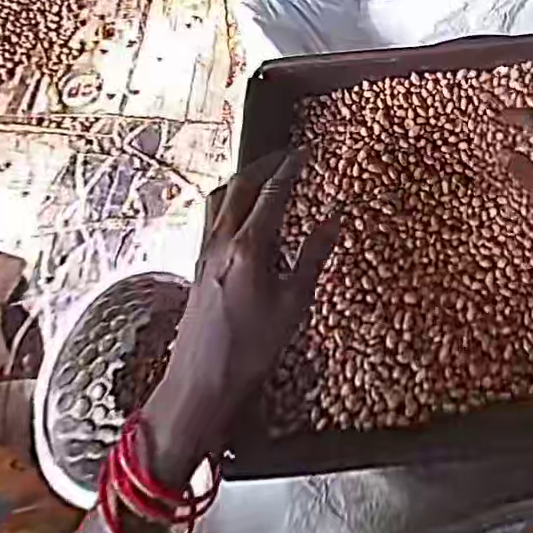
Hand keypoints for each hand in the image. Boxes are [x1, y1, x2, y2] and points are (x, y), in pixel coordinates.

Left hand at [143, 149, 338, 483]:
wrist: (199, 380)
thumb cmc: (251, 346)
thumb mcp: (294, 303)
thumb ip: (314, 256)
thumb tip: (335, 218)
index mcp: (249, 246)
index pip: (272, 193)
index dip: (291, 168)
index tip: (305, 151)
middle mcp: (222, 239)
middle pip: (241, 185)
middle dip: (266, 163)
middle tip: (287, 153)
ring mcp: (205, 249)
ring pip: (221, 196)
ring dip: (244, 177)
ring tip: (264, 172)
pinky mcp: (198, 261)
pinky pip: (212, 214)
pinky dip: (229, 197)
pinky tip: (240, 209)